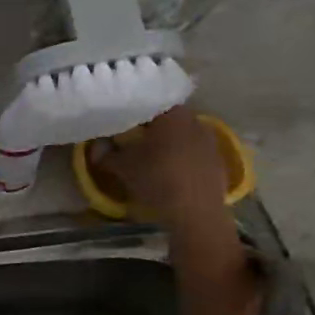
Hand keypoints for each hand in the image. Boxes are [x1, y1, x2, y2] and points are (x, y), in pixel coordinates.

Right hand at [96, 107, 228, 229]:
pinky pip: (194, 148)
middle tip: (132, 132)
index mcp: (172, 117)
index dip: (135, 107)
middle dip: (152, 122)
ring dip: (168, 138)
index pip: (152, 101)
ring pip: (183, 132)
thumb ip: (105, 153)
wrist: (195, 213)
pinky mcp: (217, 161)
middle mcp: (195, 123)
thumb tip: (96, 146)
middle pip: (170, 116)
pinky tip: (168, 166)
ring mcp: (210, 142)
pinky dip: (180, 152)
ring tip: (150, 150)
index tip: (121, 115)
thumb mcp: (121, 167)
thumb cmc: (156, 180)